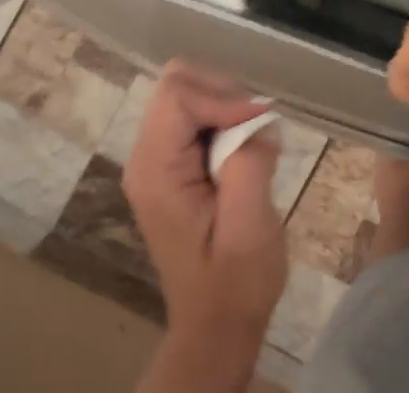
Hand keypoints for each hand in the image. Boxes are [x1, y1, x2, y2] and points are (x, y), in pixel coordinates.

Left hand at [124, 61, 285, 345]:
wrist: (218, 323)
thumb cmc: (235, 281)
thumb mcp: (248, 224)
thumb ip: (249, 163)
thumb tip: (260, 121)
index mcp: (155, 172)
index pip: (178, 95)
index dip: (224, 98)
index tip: (261, 124)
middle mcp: (147, 159)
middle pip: (178, 85)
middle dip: (224, 95)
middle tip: (258, 129)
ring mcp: (159, 162)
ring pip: (189, 95)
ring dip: (228, 107)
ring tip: (255, 143)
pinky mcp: (176, 167)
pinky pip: (197, 117)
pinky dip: (227, 121)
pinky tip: (246, 152)